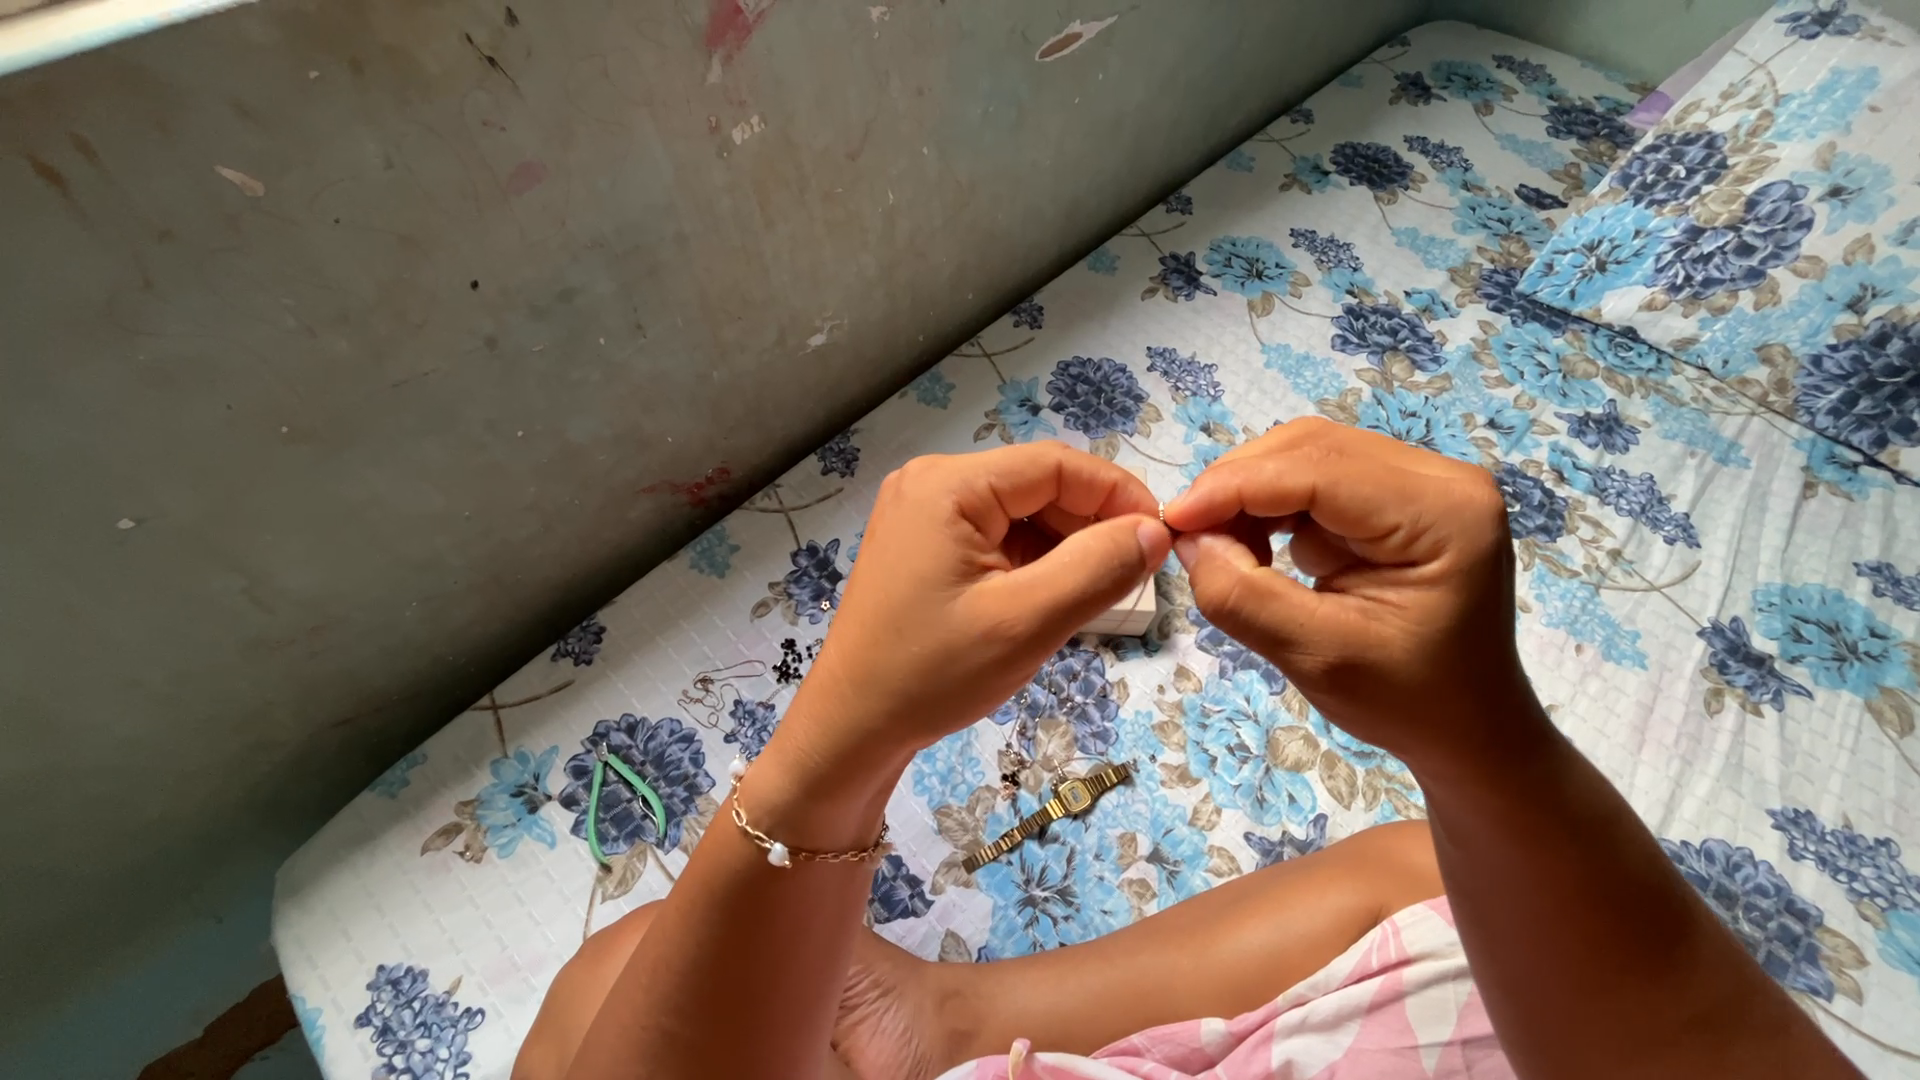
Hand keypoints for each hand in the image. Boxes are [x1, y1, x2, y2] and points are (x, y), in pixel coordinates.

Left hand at [777, 442, 1171, 782]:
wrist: (853, 726)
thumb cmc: (932, 674)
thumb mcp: (1026, 622)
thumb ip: (1098, 568)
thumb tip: (1154, 530)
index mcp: (949, 484)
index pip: (1055, 465)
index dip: (1116, 494)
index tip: (1160, 538)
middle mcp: (932, 483)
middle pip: (1037, 485)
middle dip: (1089, 525)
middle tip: (1130, 575)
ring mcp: (923, 513)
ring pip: (1019, 513)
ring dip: (1063, 547)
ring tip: (1092, 593)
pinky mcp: (923, 545)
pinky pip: (995, 537)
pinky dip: (1031, 561)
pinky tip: (1049, 596)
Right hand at [1164, 418, 1540, 776]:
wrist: (1465, 728)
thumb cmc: (1406, 701)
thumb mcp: (1317, 657)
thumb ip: (1244, 598)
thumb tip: (1188, 541)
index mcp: (1441, 513)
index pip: (1318, 471)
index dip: (1234, 487)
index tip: (1171, 522)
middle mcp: (1437, 479)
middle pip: (1309, 448)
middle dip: (1237, 485)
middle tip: (1188, 535)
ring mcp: (1417, 483)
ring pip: (1303, 457)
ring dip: (1248, 496)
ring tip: (1220, 548)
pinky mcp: (1392, 497)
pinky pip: (1310, 480)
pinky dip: (1267, 508)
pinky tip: (1253, 548)